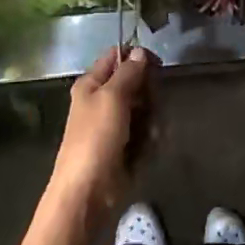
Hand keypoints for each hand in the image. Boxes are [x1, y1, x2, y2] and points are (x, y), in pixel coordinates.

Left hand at [50, 47, 156, 210]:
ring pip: (143, 110)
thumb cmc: (95, 138)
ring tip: (149, 136)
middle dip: (147, 96)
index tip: (157, 66)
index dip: (136, 57)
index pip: (116, 56)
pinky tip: (147, 151)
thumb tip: (139, 51)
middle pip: (135, 84)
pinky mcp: (125, 147)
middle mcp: (102, 100)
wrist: (87, 193)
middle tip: (150, 107)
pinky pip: (144, 134)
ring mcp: (114, 125)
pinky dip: (148, 141)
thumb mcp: (112, 98)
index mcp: (91, 83)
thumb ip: (128, 72)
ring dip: (150, 121)